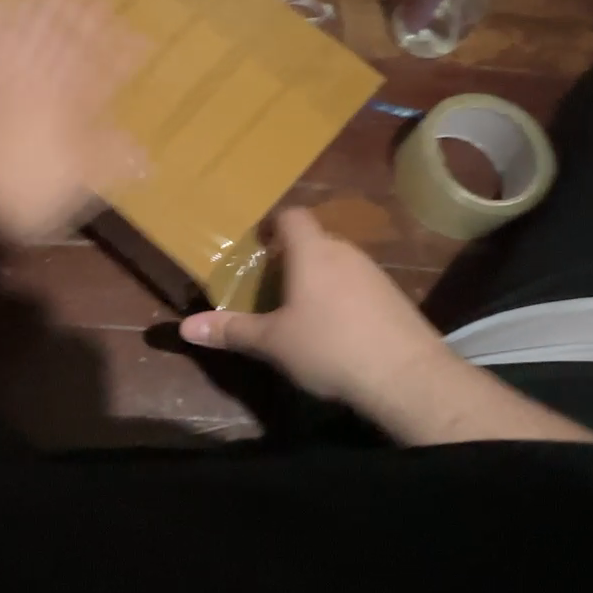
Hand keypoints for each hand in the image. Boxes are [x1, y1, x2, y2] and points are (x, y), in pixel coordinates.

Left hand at [0, 0, 146, 243]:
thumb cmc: (19, 199)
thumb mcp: (73, 188)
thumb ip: (108, 163)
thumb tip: (146, 157)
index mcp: (63, 107)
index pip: (99, 70)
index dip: (119, 51)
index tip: (137, 34)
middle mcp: (30, 81)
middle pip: (56, 35)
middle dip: (75, 4)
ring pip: (13, 25)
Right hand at [179, 208, 446, 407]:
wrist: (407, 376)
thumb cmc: (329, 346)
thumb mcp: (272, 342)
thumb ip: (231, 330)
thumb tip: (185, 328)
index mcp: (312, 252)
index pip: (291, 216)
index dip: (272, 223)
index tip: (256, 242)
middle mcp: (345, 252)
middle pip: (314, 239)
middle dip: (290, 256)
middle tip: (267, 281)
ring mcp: (374, 273)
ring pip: (337, 263)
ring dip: (316, 276)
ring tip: (297, 307)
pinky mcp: (393, 297)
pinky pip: (357, 284)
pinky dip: (340, 295)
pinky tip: (334, 328)